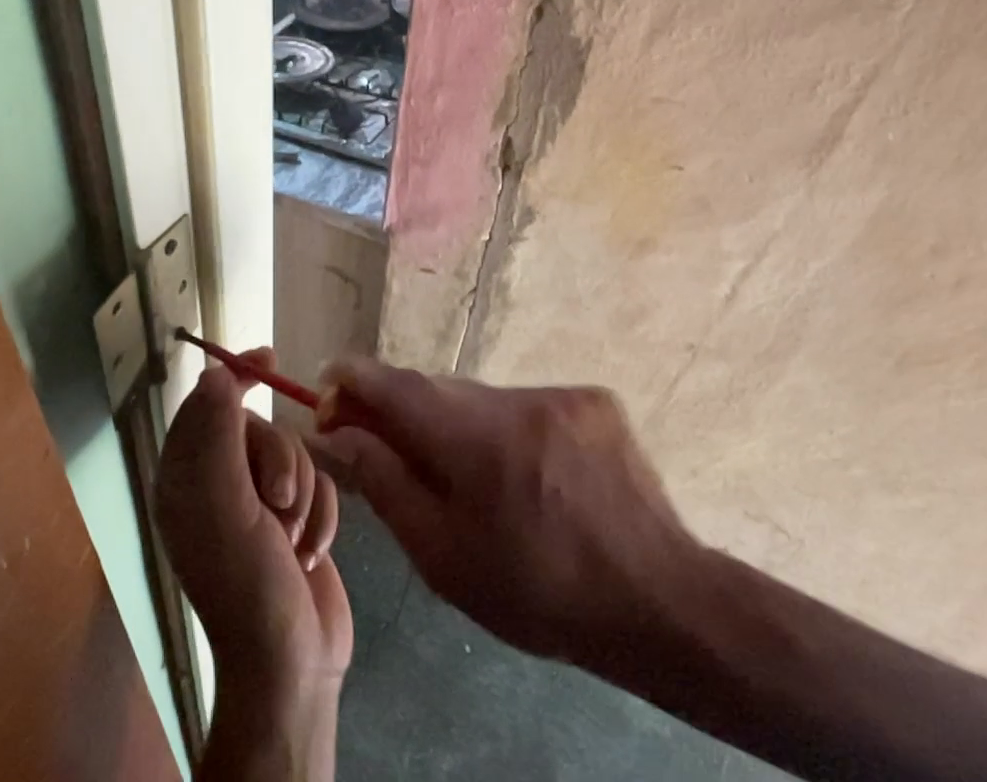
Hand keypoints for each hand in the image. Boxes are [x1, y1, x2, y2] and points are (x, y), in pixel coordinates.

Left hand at [157, 351, 350, 694]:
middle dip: (280, 464)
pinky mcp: (294, 521)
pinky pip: (320, 486)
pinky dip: (322, 516)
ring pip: (296, 456)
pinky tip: (311, 553)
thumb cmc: (248, 586)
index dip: (235, 377)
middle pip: (261, 430)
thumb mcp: (226, 507)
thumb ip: (218, 436)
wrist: (292, 662)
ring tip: (293, 541)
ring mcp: (258, 505)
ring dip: (305, 497)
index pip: (207, 407)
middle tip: (278, 506)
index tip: (268, 356)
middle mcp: (217, 486)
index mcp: (185, 479)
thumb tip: (213, 372)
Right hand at [309, 358, 700, 667]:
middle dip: (396, 412)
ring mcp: (560, 396)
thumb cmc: (536, 593)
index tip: (325, 395)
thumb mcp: (440, 554)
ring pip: (475, 397)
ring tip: (458, 477)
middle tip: (379, 450)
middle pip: (431, 388)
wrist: (661, 605)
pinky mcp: (593, 403)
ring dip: (449, 425)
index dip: (348, 380)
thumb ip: (382, 482)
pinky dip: (496, 429)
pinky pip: (518, 405)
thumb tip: (334, 434)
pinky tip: (514, 475)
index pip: (390, 382)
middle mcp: (516, 401)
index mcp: (474, 440)